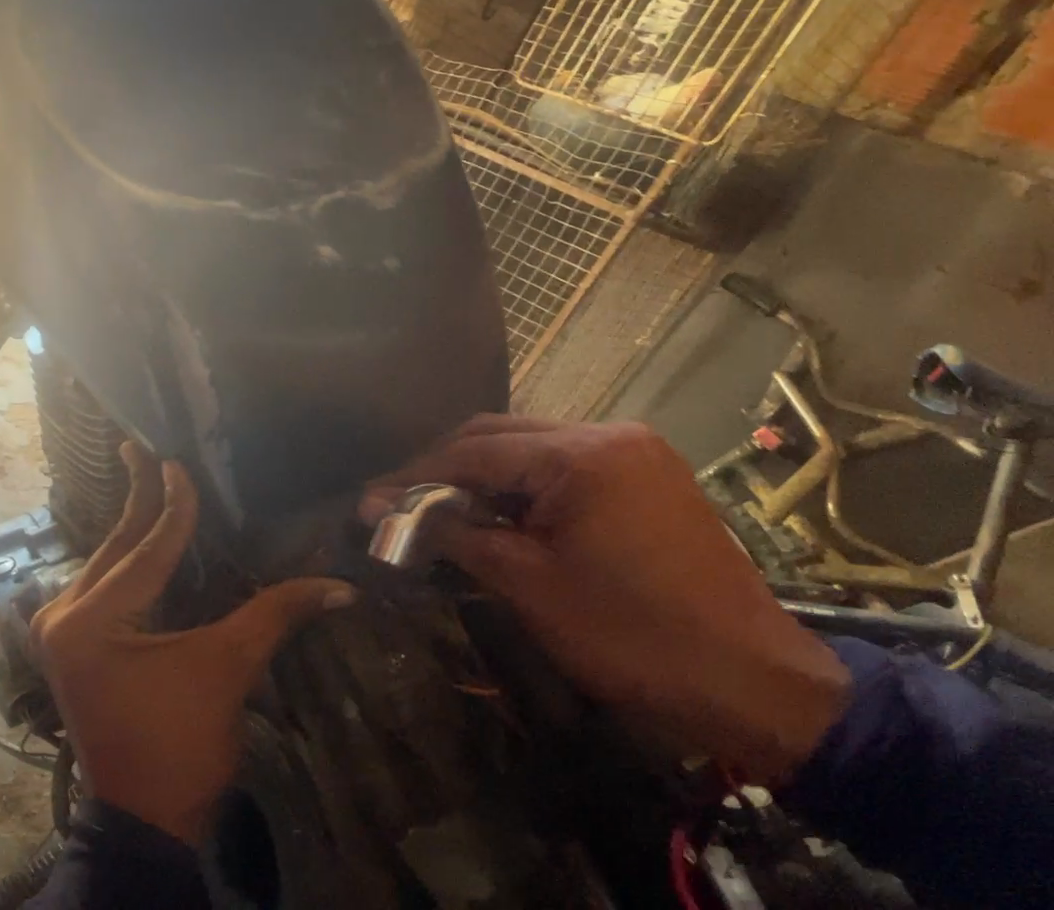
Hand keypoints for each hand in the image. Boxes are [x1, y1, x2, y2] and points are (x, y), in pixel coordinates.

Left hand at [30, 443, 356, 843]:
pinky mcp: (69, 646)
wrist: (145, 817)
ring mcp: (58, 632)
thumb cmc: (181, 744)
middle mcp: (61, 616)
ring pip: (104, 566)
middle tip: (142, 450)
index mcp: (90, 620)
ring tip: (146, 482)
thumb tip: (338, 584)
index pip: (144, 550)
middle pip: (114, 549)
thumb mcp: (225, 669)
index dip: (171, 506)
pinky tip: (142, 537)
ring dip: (132, 530)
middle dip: (137, 501)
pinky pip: (100, 588)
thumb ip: (272, 614)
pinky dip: (126, 563)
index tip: (179, 462)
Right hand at [361, 415, 848, 782]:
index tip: (368, 504)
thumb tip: (384, 510)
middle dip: (444, 470)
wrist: (752, 685)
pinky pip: (566, 469)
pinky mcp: (650, 479)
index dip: (413, 478)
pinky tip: (499, 520)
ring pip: (532, 450)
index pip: (473, 451)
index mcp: (584, 454)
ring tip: (442, 517)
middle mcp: (611, 435)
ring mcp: (637, 454)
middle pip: (500, 436)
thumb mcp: (526, 583)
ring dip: (483, 479)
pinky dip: (524, 490)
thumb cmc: (629, 635)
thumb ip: (453, 533)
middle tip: (399, 508)